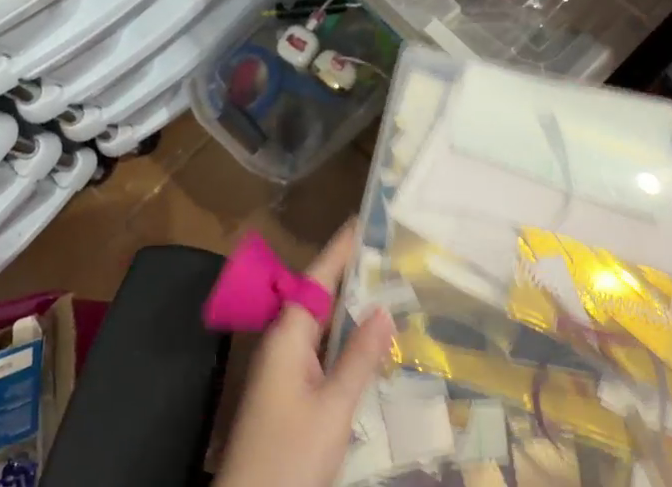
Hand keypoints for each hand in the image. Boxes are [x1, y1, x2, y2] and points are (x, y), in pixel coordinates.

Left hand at [215, 222, 397, 486]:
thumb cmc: (290, 454)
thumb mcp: (333, 407)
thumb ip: (359, 358)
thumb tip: (383, 307)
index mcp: (288, 337)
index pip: (318, 278)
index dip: (340, 249)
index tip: (362, 219)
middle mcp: (283, 345)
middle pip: (319, 297)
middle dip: (351, 273)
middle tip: (389, 250)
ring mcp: (284, 371)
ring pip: (322, 325)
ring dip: (351, 306)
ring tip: (388, 284)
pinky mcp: (290, 393)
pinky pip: (321, 350)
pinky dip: (346, 338)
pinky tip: (370, 341)